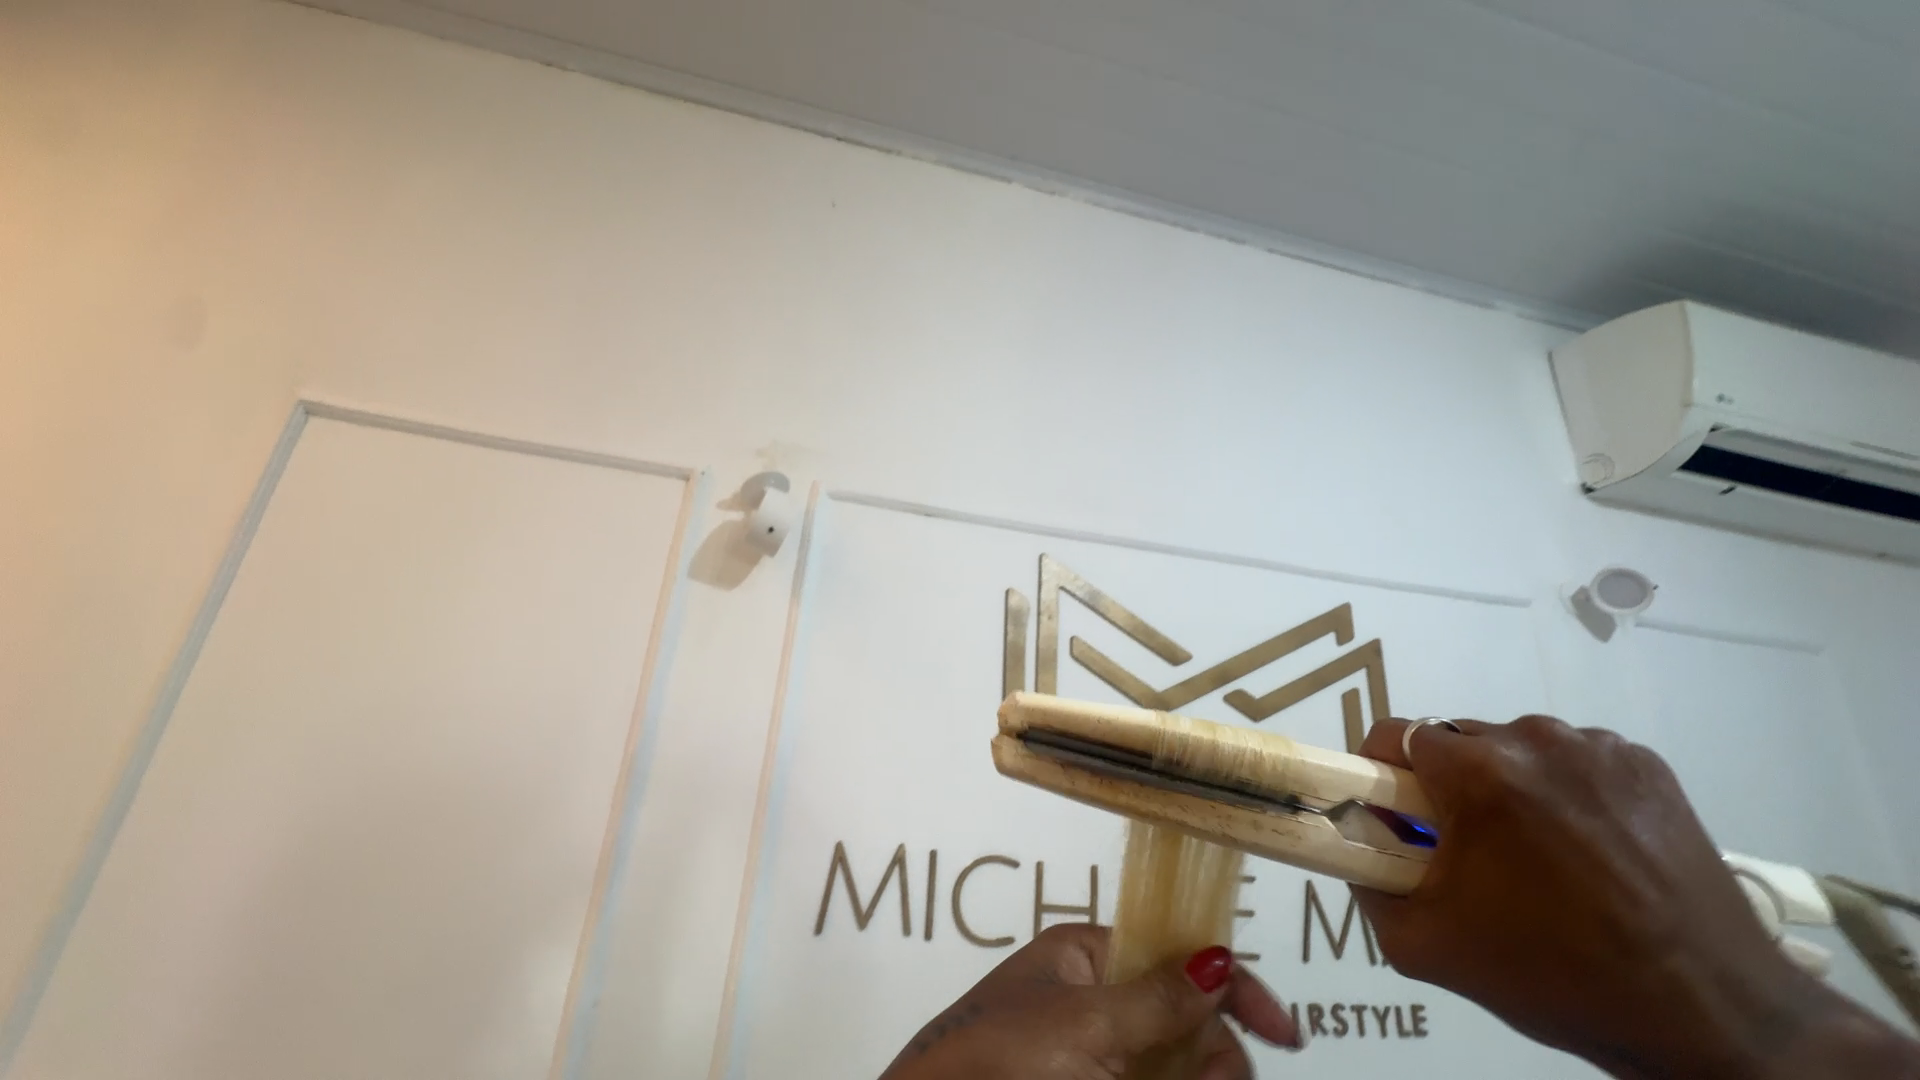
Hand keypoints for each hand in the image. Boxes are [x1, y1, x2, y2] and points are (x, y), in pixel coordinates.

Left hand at [878, 924, 1300, 1079]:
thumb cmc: (1004, 1056)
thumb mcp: (1085, 1024)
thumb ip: (1157, 1000)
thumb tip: (1221, 957)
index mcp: (1083, 956)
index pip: (1170, 952)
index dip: (1230, 983)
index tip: (1285, 1033)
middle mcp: (1093, 998)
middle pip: (1181, 1015)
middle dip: (1216, 1050)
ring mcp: (1093, 1050)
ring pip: (1172, 1061)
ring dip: (1200, 1074)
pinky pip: (1151, 1076)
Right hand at [1354, 715, 1919, 1078]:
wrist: (1708, 1016)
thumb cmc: (1551, 973)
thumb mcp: (1423, 943)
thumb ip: (1367, 885)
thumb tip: (1357, 854)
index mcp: (1476, 772)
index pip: (1394, 733)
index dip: (1380, 769)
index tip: (1391, 812)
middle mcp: (1533, 740)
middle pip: (1454, 740)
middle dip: (1444, 783)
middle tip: (1461, 845)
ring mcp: (1598, 748)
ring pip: (1514, 747)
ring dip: (1504, 784)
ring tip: (1533, 852)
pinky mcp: (1646, 765)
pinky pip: (1573, 759)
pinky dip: (1562, 789)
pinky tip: (1586, 845)